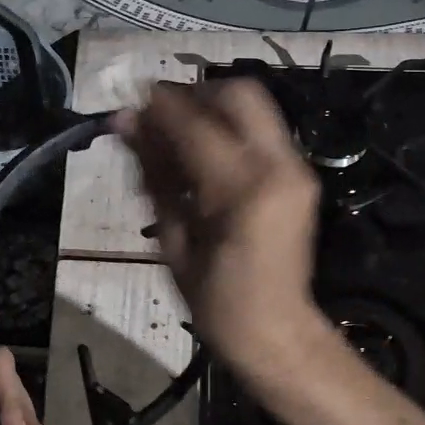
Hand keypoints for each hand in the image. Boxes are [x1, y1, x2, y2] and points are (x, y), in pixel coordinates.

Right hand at [116, 78, 322, 368]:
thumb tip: (124, 125)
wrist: (276, 331)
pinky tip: (200, 157)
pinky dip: (228, 131)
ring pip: (252, 107)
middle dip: (193, 95)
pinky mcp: (300, 175)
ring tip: (174, 138)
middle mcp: (278, 166)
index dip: (156, 106)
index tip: (126, 104)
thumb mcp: (174, 240)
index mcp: (243, 190)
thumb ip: (155, 175)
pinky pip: (260, 133)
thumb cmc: (215, 301)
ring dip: (210, 110)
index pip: (194, 122)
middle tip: (157, 117)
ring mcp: (295, 168)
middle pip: (237, 93)